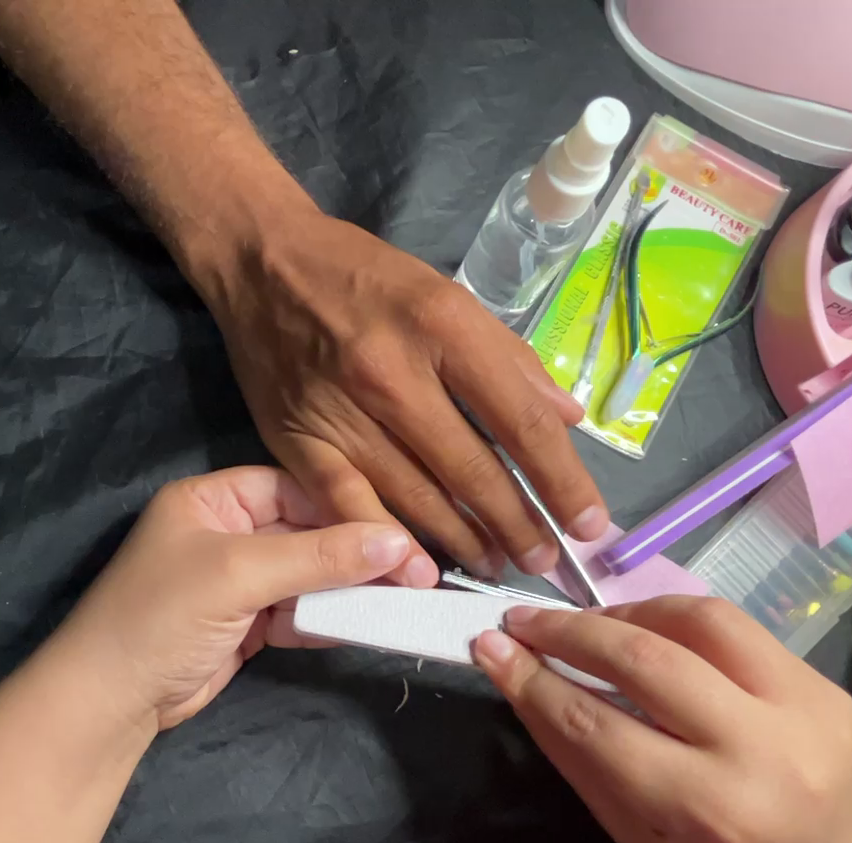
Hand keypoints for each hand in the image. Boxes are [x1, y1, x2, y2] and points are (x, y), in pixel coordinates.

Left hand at [45, 466, 409, 732]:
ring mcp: (237, 581)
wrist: (112, 701)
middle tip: (415, 572)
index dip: (346, 509)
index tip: (400, 534)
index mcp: (212, 501)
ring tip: (399, 599)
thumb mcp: (239, 574)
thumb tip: (397, 543)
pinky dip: (324, 618)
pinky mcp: (246, 623)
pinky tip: (359, 623)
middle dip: (354, 554)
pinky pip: (298, 611)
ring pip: (307, 575)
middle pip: (306, 533)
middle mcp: (226, 533)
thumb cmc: (164, 615)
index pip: (293, 489)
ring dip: (346, 589)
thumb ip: (318, 556)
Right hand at [194, 209, 608, 582]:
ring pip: (415, 498)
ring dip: (463, 541)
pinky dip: (384, 543)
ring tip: (494, 564)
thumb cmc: (362, 275)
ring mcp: (340, 414)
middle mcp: (393, 375)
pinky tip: (416, 570)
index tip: (588, 524)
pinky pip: (348, 505)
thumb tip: (566, 418)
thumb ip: (508, 357)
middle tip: (544, 561)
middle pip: (472, 471)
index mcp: (442, 327)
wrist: (263, 264)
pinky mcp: (298, 442)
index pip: (521, 422)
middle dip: (517, 526)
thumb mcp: (445, 292)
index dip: (562, 482)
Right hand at [470, 598, 851, 842]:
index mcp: (708, 810)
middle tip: (525, 622)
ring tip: (588, 626)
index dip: (533, 679)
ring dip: (628, 611)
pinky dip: (673, 621)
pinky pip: (733, 627)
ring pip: (700, 620)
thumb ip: (567, 743)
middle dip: (572, 632)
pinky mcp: (825, 684)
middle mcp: (766, 753)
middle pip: (649, 660)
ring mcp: (807, 710)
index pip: (597, 724)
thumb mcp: (623, 825)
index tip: (490, 645)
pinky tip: (644, 636)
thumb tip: (508, 667)